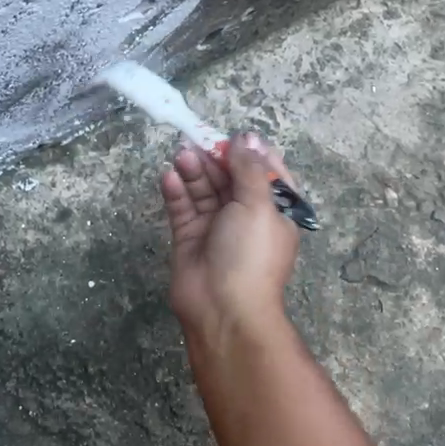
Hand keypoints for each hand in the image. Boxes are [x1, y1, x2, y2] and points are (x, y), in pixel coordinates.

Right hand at [159, 133, 300, 342]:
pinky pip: (183, 207)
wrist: (223, 309)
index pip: (267, 173)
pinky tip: (169, 177)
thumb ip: (249, 168)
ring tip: (180, 154)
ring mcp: (216, 226)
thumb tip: (246, 137)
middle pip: (230, 177)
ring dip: (193, 170)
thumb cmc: (250, 254)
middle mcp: (246, 216)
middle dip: (215, 158)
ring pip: (204, 189)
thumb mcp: (259, 206)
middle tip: (195, 139)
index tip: (234, 136)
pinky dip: (176, 191)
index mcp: (275, 211)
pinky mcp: (189, 236)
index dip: (251, 153)